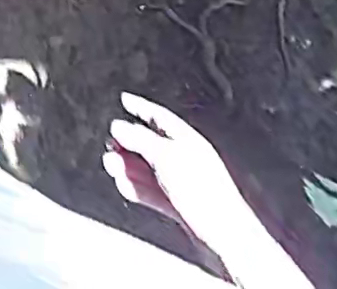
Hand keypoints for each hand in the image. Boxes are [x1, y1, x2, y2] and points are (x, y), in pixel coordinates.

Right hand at [103, 91, 245, 236]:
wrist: (225, 235)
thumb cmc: (204, 191)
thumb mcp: (164, 155)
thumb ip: (139, 139)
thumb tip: (119, 126)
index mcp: (186, 139)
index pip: (159, 116)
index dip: (140, 107)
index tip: (124, 100)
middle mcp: (185, 157)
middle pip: (150, 143)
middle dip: (128, 141)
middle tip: (111, 141)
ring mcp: (182, 182)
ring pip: (148, 168)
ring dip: (127, 166)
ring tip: (111, 164)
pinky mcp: (180, 204)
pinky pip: (152, 190)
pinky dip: (136, 187)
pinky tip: (124, 186)